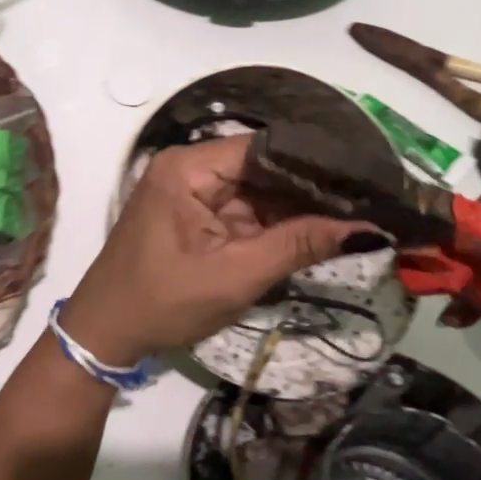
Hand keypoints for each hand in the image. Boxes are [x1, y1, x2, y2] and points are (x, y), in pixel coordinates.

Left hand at [61, 136, 370, 367]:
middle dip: (312, 186)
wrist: (107, 331)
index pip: (263, 148)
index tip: (366, 176)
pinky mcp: (195, 214)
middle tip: (373, 198)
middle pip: (262, 166)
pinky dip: (276, 222)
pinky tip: (323, 228)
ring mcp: (191, 191)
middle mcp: (188, 168)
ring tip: (361, 211)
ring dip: (299, 206)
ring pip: (257, 189)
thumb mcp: (235, 276)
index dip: (314, 162)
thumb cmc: (164, 301)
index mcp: (187, 168)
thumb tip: (366, 227)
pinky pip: (244, 209)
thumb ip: (297, 245)